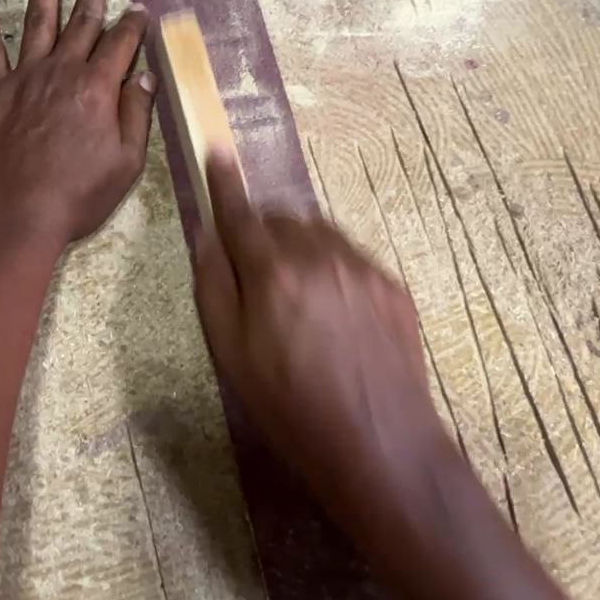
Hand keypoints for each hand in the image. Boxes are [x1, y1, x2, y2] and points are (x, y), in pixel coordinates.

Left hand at [0, 0, 155, 252]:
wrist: (12, 215)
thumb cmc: (75, 196)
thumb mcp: (124, 163)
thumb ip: (136, 115)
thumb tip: (147, 76)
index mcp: (97, 88)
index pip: (122, 43)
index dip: (134, 23)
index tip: (141, 5)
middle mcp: (62, 71)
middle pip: (82, 20)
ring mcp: (24, 76)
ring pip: (37, 18)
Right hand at [191, 149, 455, 541]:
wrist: (381, 448)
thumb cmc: (289, 406)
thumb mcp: (229, 353)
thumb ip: (213, 285)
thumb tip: (207, 234)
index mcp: (273, 273)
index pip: (240, 214)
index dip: (225, 183)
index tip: (218, 152)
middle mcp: (319, 257)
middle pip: (280, 219)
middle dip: (263, 233)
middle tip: (257, 276)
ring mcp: (361, 268)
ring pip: (318, 233)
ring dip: (299, 247)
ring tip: (298, 298)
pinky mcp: (392, 285)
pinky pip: (350, 256)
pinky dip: (331, 268)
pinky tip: (334, 314)